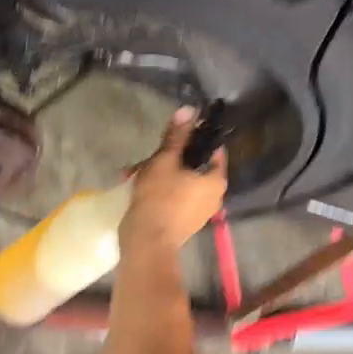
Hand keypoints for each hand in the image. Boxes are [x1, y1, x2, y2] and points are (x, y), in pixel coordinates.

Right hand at [120, 106, 227, 256]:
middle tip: (146, 158)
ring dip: (161, 173)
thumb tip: (189, 109)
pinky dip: (161, 190)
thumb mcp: (165, 160)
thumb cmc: (159, 197)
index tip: (174, 134)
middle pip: (195, 166)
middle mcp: (215, 196)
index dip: (195, 137)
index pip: (213, 148)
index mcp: (216, 180)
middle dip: (169, 158)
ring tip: (136, 173)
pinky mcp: (185, 223)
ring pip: (182, 182)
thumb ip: (177, 135)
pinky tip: (139, 188)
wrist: (147, 244)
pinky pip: (176, 198)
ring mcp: (201, 212)